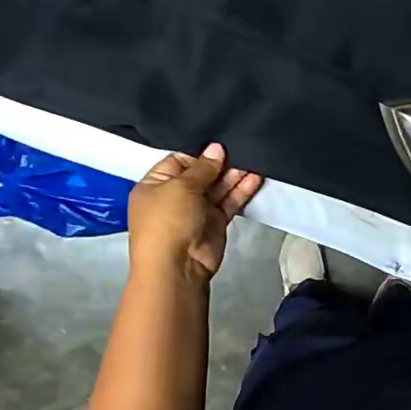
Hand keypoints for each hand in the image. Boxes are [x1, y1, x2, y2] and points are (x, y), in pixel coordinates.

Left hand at [128, 143, 262, 280]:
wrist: (177, 266)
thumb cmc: (168, 221)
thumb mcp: (180, 187)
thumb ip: (202, 167)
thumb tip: (216, 149)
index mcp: (155, 185)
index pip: (178, 161)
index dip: (198, 153)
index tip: (219, 143)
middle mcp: (175, 196)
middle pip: (200, 174)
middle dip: (219, 163)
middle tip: (240, 148)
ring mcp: (196, 210)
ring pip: (217, 188)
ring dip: (234, 175)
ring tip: (253, 160)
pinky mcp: (214, 222)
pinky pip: (228, 202)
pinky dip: (241, 191)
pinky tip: (255, 178)